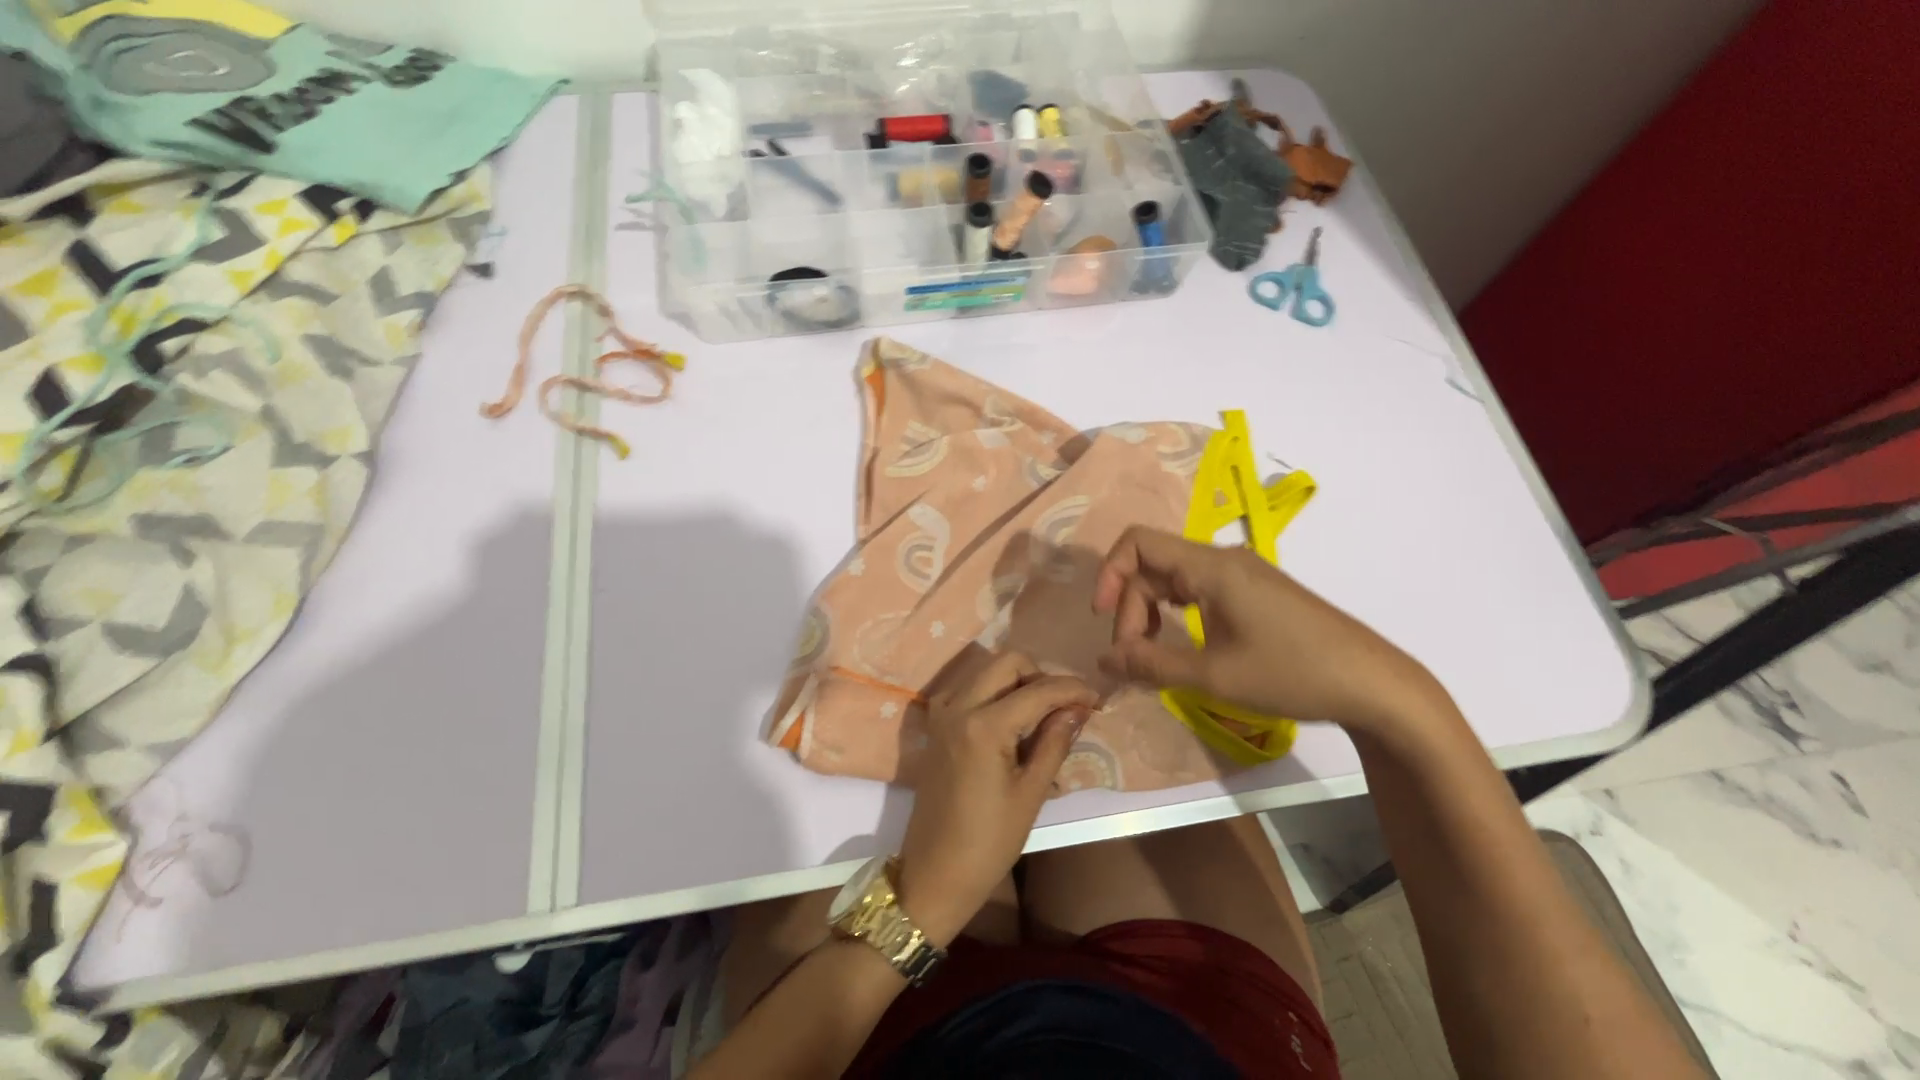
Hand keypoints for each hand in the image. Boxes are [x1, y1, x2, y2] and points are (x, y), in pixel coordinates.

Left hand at [896, 651, 1096, 946]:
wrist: (934, 873)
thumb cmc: (989, 842)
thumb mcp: (1031, 794)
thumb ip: (1054, 742)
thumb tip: (1077, 708)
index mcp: (984, 725)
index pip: (1039, 690)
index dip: (1073, 689)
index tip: (1097, 700)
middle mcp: (958, 707)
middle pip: (1007, 662)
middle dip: (1041, 676)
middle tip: (1065, 707)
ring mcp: (941, 714)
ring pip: (986, 671)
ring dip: (1017, 681)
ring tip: (1043, 715)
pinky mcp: (935, 726)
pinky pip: (969, 689)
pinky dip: (994, 693)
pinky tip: (1013, 722)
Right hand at [1092, 526, 1442, 735]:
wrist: (1372, 683)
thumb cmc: (1291, 674)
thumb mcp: (1213, 676)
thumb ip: (1150, 665)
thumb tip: (1103, 660)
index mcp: (1211, 567)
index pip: (1138, 543)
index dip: (1109, 575)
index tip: (1104, 622)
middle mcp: (1224, 559)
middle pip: (1153, 563)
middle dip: (1129, 606)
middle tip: (1133, 657)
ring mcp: (1244, 575)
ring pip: (1175, 577)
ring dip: (1151, 610)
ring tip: (1152, 653)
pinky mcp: (1257, 592)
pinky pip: (1199, 589)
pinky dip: (1177, 612)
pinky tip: (1182, 645)